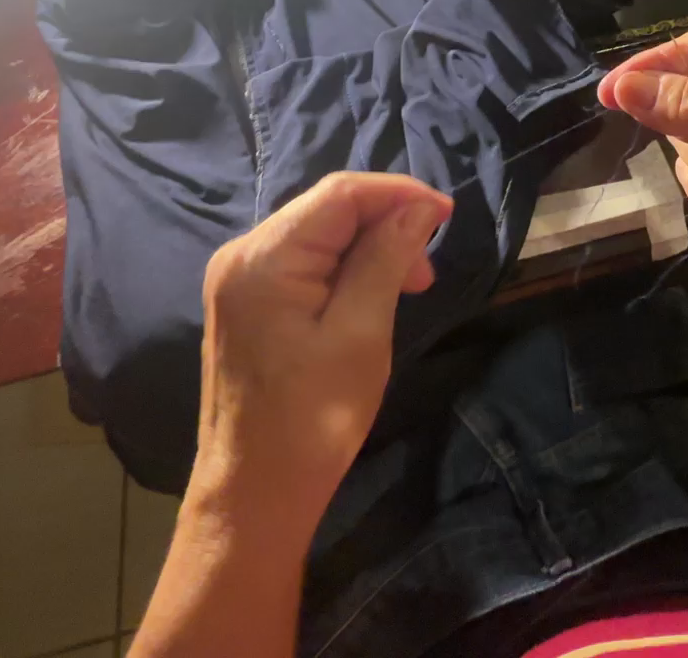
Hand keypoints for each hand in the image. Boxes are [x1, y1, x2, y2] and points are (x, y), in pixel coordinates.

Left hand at [193, 173, 451, 523]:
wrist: (254, 494)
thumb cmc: (312, 420)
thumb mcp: (360, 333)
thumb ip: (385, 258)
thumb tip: (417, 209)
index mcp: (264, 258)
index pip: (340, 194)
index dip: (398, 193)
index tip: (446, 214)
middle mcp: (243, 254)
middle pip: (328, 209)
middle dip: (386, 222)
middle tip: (428, 266)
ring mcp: (241, 278)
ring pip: (320, 234)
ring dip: (371, 246)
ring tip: (411, 283)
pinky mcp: (249, 300)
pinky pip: (306, 261)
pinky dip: (348, 266)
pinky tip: (375, 290)